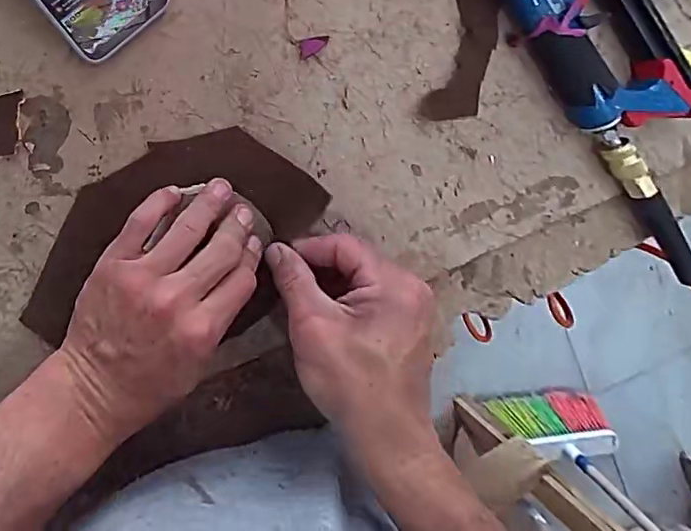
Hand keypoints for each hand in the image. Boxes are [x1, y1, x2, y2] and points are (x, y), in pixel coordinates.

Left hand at [54, 179, 262, 445]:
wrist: (89, 393)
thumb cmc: (147, 385)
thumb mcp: (199, 364)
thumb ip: (222, 319)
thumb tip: (242, 273)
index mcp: (201, 328)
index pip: (241, 277)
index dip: (252, 254)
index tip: (255, 241)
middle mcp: (175, 299)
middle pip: (222, 248)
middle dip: (238, 225)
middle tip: (244, 210)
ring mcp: (143, 278)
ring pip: (187, 228)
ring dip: (209, 203)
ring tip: (221, 188)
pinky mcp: (113, 265)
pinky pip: (140, 222)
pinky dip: (160, 202)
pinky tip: (175, 192)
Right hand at [266, 235, 436, 448]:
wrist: (388, 444)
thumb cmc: (350, 385)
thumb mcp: (313, 326)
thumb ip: (294, 281)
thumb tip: (277, 249)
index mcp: (395, 281)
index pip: (345, 245)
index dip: (309, 248)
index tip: (279, 258)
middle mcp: (411, 286)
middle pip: (356, 261)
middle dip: (319, 268)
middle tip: (285, 279)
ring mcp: (414, 307)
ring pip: (363, 280)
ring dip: (331, 285)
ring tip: (299, 297)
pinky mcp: (409, 327)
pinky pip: (373, 299)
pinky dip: (347, 302)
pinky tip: (323, 315)